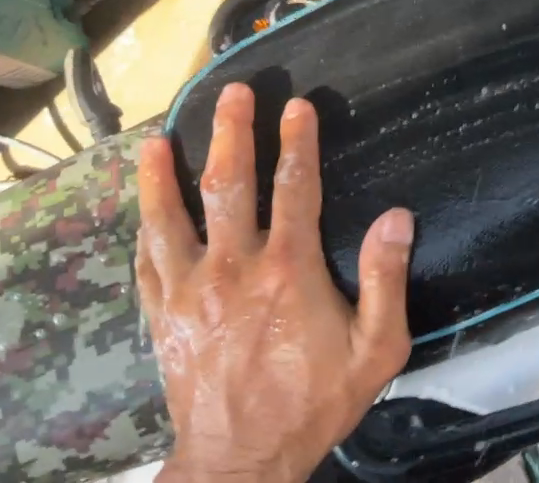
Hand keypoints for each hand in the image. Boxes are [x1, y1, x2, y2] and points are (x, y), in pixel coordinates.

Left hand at [137, 83, 414, 482]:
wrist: (239, 463)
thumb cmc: (315, 401)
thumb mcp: (376, 348)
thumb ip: (387, 279)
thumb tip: (397, 215)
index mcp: (289, 269)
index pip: (295, 188)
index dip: (297, 142)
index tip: (297, 105)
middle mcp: (234, 268)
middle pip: (228, 186)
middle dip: (231, 134)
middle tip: (231, 93)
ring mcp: (189, 292)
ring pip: (171, 218)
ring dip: (165, 174)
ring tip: (158, 138)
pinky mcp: (162, 317)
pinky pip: (146, 263)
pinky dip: (144, 229)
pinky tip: (142, 209)